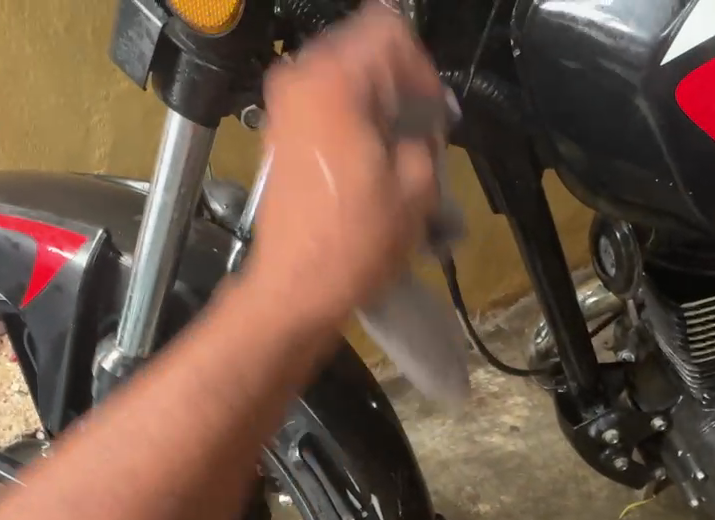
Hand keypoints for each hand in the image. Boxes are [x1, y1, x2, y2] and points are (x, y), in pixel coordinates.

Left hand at [243, 5, 443, 330]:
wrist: (295, 290)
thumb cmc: (354, 243)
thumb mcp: (416, 190)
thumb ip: (427, 139)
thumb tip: (423, 127)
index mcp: (334, 79)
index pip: (391, 33)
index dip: (423, 72)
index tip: (434, 115)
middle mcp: (300, 81)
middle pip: (366, 58)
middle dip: (401, 94)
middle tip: (424, 139)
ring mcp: (284, 112)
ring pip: (346, 89)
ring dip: (380, 117)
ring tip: (401, 163)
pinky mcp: (280, 142)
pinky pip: (326, 116)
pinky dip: (354, 134)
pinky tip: (373, 174)